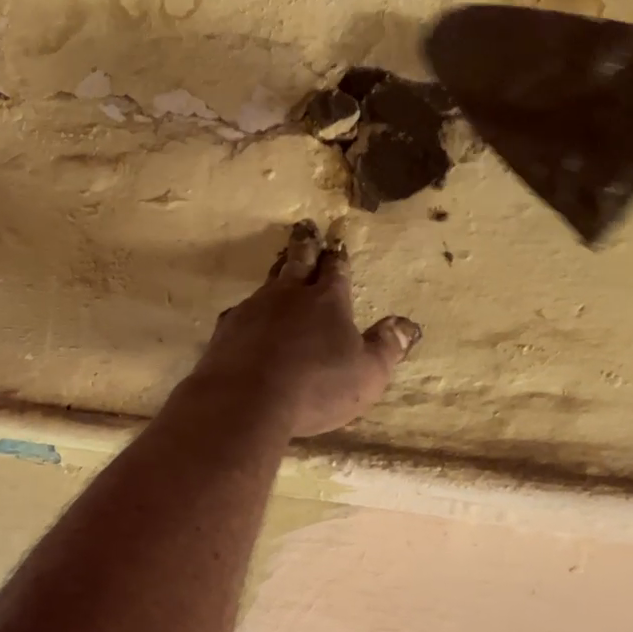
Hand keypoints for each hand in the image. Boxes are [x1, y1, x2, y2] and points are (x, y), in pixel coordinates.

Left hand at [192, 221, 420, 437]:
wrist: (245, 402)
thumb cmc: (316, 388)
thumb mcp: (367, 374)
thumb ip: (387, 347)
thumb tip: (407, 325)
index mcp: (327, 301)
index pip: (336, 271)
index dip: (338, 258)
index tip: (337, 244)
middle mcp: (288, 296)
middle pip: (297, 262)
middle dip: (305, 246)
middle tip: (305, 229)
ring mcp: (252, 310)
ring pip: (267, 283)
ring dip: (276, 272)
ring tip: (279, 265)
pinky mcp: (225, 332)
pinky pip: (240, 313)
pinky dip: (249, 312)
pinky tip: (245, 319)